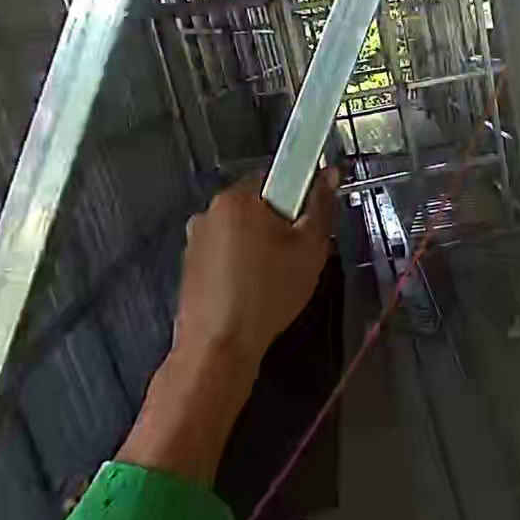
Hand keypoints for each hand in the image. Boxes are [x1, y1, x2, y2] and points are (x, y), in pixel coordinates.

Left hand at [117, 169, 334, 484]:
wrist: (219, 347)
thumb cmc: (269, 291)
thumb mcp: (310, 248)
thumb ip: (320, 206)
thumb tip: (329, 172)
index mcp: (237, 197)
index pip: (276, 175)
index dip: (298, 195)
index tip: (307, 221)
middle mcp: (210, 210)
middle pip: (257, 203)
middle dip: (279, 221)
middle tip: (298, 252)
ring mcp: (195, 239)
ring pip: (240, 229)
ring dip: (259, 243)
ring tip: (276, 277)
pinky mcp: (190, 265)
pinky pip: (225, 251)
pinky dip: (240, 263)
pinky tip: (253, 290)